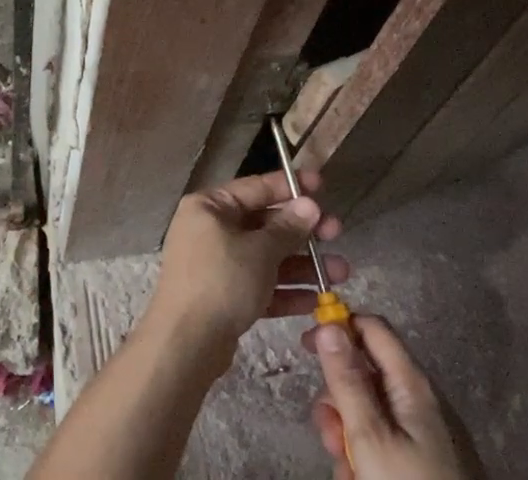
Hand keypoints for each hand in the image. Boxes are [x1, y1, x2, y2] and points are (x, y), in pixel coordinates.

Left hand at [143, 170, 347, 353]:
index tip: (321, 184)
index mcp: (209, 207)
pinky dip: (285, 291)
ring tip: (341, 273)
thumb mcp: (260, 251)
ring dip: (302, 265)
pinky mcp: (224, 296)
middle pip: (264, 224)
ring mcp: (216, 264)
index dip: (290, 187)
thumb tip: (309, 205)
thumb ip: (287, 228)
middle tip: (337, 233)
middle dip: (303, 232)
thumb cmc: (222, 281)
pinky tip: (316, 301)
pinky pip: (259, 285)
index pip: (255, 188)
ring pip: (266, 258)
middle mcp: (209, 230)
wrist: (186, 342)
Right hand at [303, 316, 470, 479]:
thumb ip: (347, 380)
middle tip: (326, 429)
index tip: (305, 346)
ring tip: (345, 468)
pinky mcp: (425, 458)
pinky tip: (359, 477)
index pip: (373, 329)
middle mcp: (421, 400)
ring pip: (370, 410)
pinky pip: (384, 439)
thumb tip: (328, 325)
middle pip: (366, 373)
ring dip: (346, 432)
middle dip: (337, 397)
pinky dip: (365, 453)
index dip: (338, 327)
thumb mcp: (369, 436)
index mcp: (413, 384)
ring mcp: (426, 431)